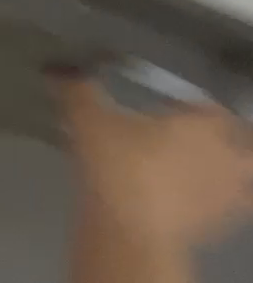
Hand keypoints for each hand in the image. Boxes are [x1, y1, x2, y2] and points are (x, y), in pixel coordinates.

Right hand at [55, 73, 252, 249]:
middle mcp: (227, 157)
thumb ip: (75, 88)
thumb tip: (59, 69)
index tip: (163, 101)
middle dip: (220, 139)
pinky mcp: (220, 222)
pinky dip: (202, 194)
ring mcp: (230, 194)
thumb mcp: (83, 115)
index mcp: (202, 127)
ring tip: (179, 163)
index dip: (187, 102)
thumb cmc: (114, 158)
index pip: (210, 107)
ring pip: (235, 176)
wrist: (131, 223)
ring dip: (215, 168)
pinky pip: (219, 201)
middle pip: (241, 145)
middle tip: (185, 134)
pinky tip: (172, 191)